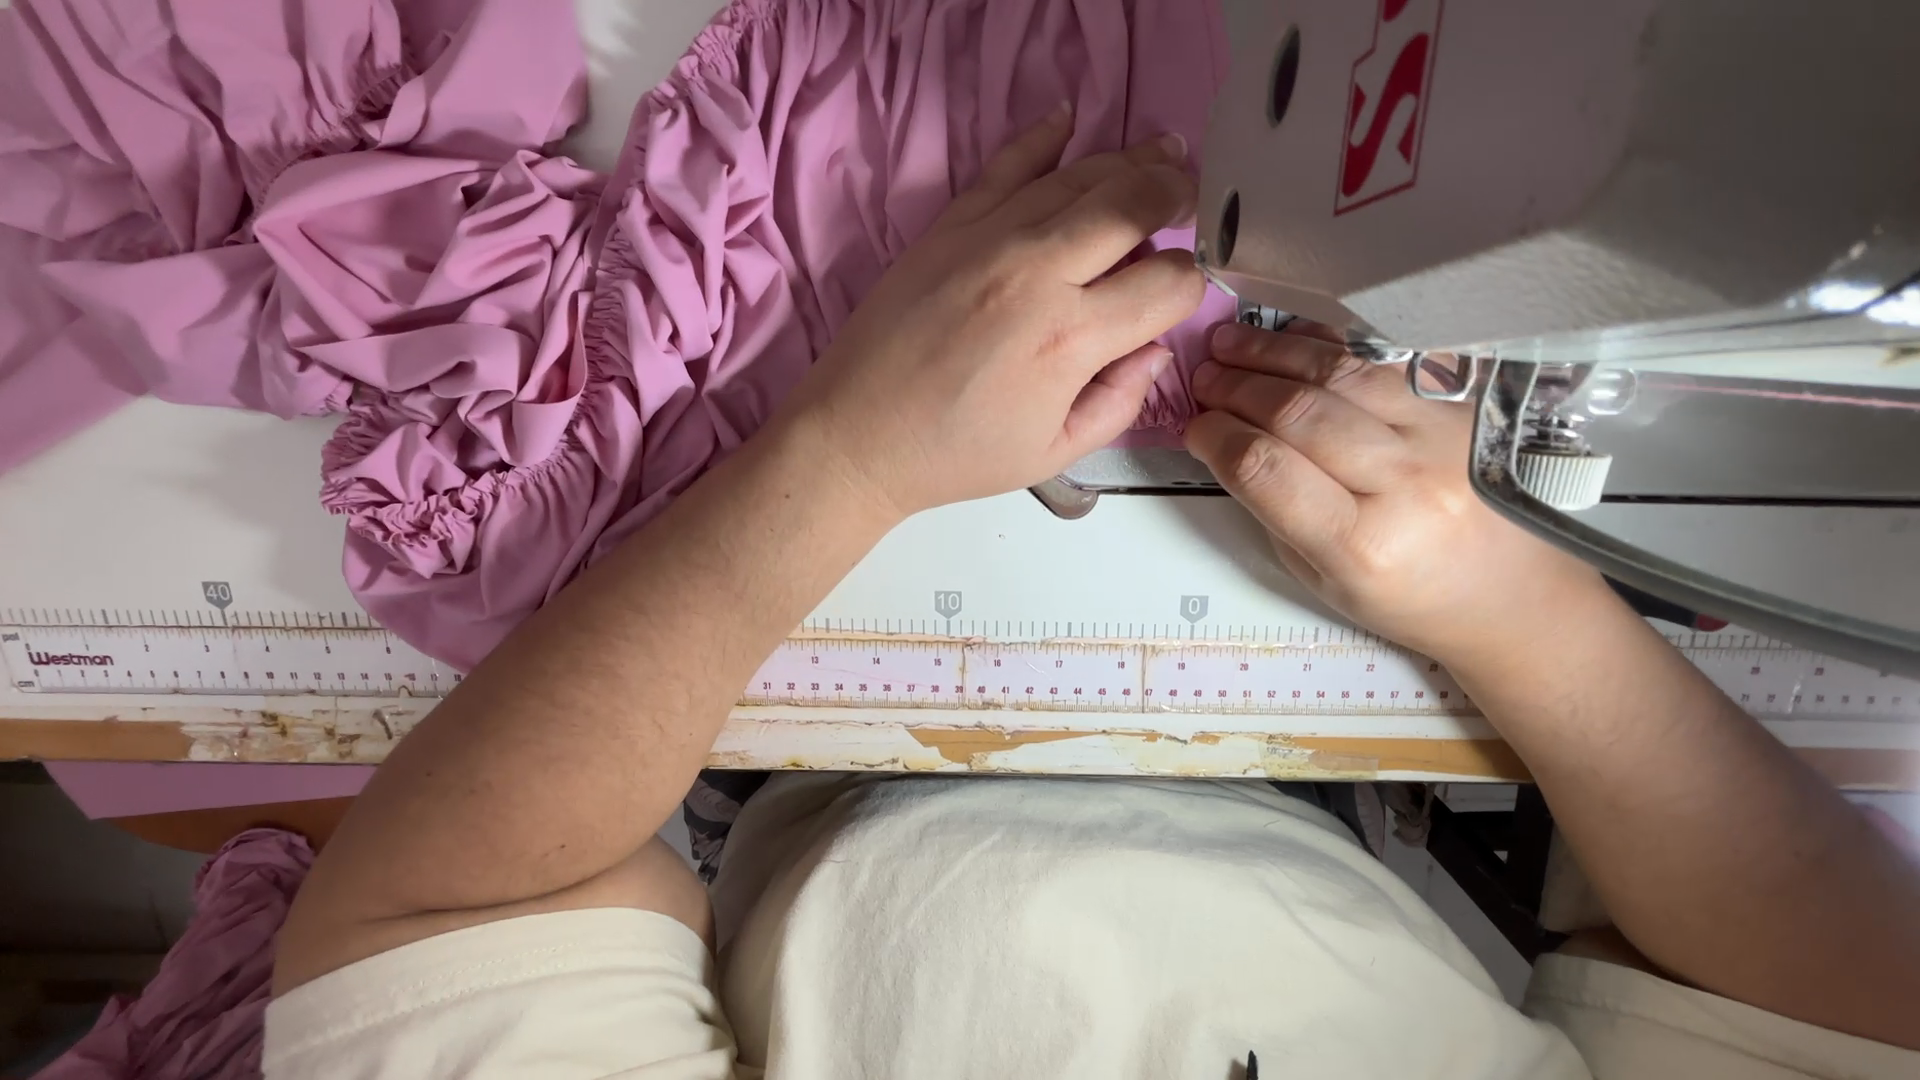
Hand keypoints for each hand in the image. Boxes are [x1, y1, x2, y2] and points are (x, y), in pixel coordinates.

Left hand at [777, 106, 1206, 517]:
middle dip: (1177, 195)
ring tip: (1161, 159)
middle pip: (1134, 203)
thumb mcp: (1052, 454)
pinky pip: (1008, 163)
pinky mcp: (949, 226)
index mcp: (1069, 341)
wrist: (857, 435)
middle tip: (1192, 198)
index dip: (1191, 282)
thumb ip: (1120, 402)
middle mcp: (1037, 273)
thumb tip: (1155, 348)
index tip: (1181, 291)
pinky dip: (1044, 139)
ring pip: (1081, 175)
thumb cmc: (955, 455)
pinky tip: (1070, 122)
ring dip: (1131, 162)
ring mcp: (989, 238)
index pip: (1167, 282)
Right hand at [1183, 322, 1616, 669]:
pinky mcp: (1467, 409)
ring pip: (1342, 374)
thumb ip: (1271, 506)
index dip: (1217, 436)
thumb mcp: (1318, 575)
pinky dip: (1329, 345)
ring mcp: (1444, 438)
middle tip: (1202, 377)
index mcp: (1360, 545)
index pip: (1265, 468)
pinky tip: (1290, 338)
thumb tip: (1226, 439)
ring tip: (1229, 343)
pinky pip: (1387, 361)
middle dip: (1237, 388)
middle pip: (1299, 413)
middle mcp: (1407, 485)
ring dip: (1274, 353)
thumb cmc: (1405, 598)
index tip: (1194, 426)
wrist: (1513, 597)